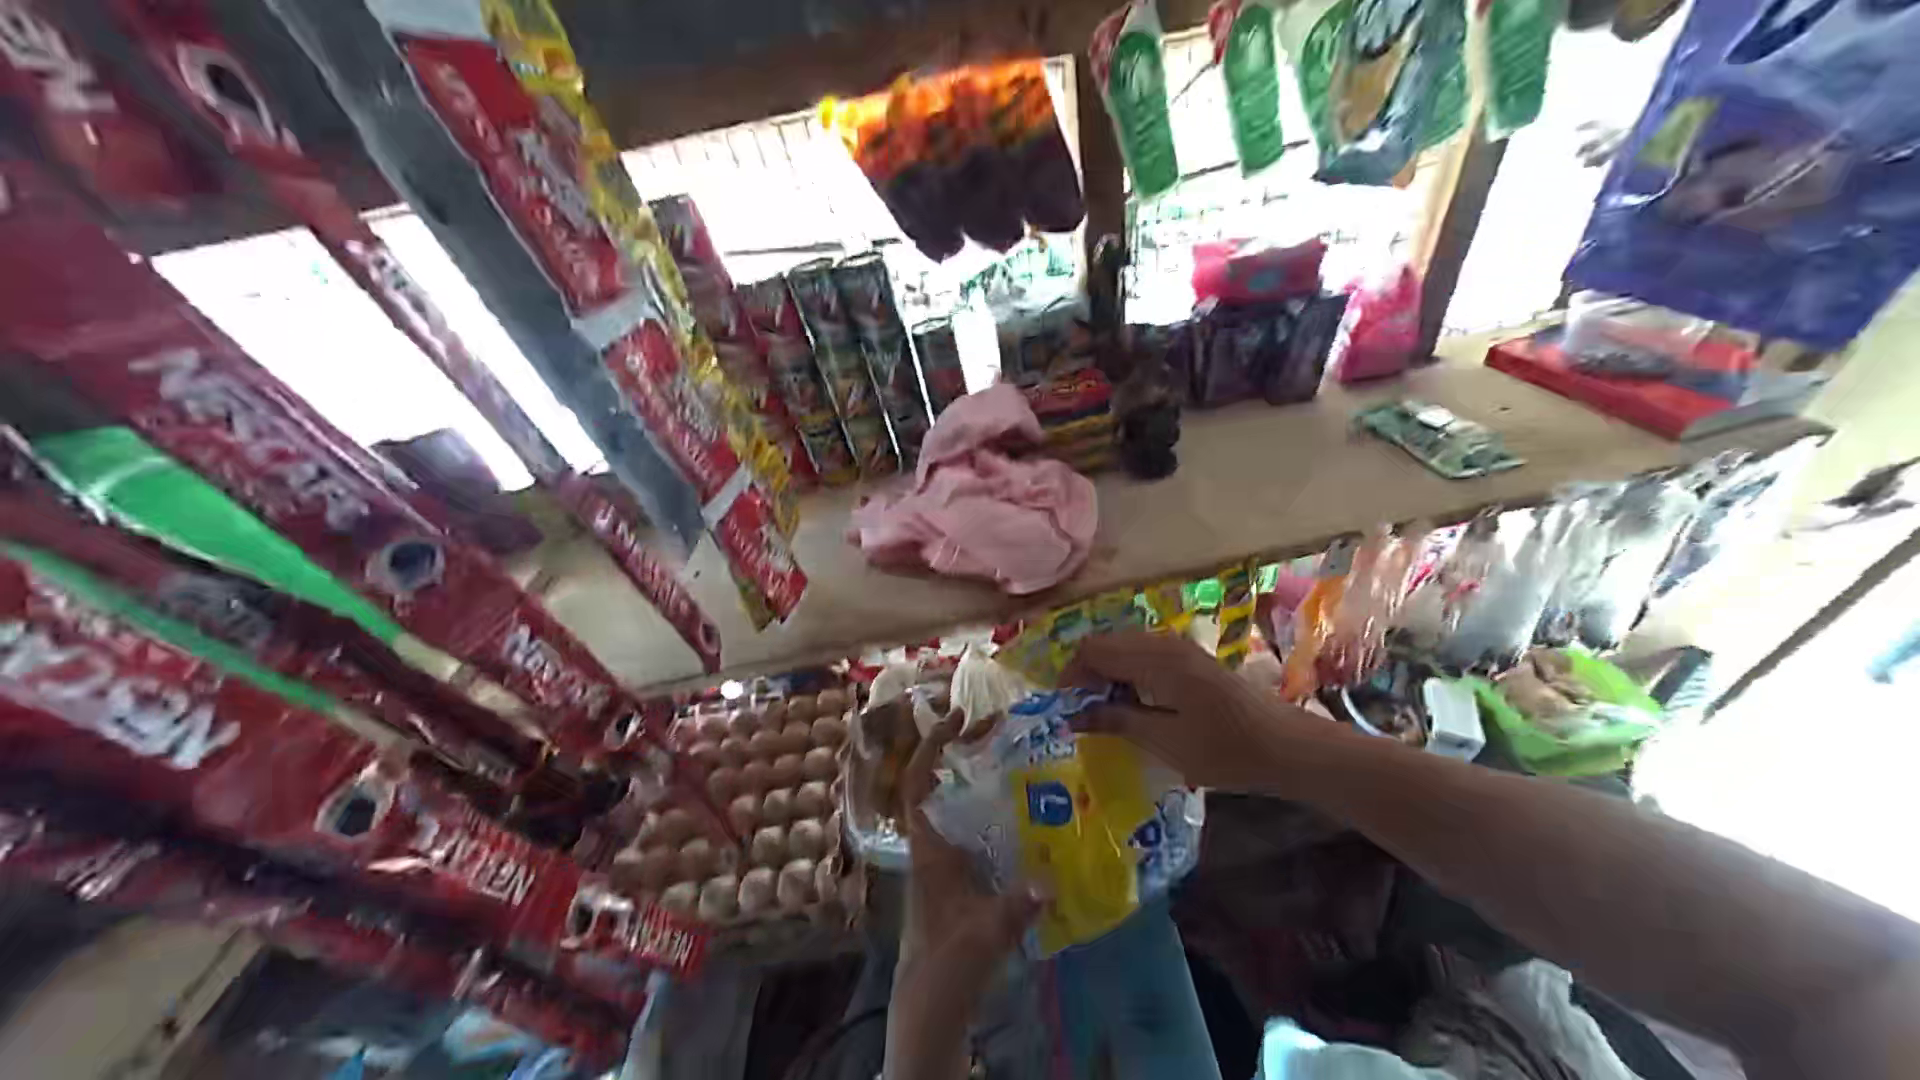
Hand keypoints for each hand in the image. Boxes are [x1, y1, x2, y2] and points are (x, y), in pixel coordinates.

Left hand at [886, 715, 1041, 1079]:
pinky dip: (990, 805)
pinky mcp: (960, 872)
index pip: (919, 783)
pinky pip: (972, 824)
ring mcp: (946, 856)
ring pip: (957, 800)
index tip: (957, 717)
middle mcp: (934, 842)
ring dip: (977, 773)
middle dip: (963, 749)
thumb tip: (1049, 882)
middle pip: (941, 782)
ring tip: (1010, 748)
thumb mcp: (984, 936)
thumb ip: (1014, 910)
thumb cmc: (948, 964)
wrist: (932, 1000)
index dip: (932, 747)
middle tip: (997, 723)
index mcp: (928, 847)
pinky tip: (1021, 804)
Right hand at [1065, 630, 1326, 792]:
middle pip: (1106, 643)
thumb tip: (1073, 716)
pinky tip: (1132, 703)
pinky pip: (1143, 655)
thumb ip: (1117, 721)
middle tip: (1079, 712)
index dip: (1071, 674)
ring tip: (1102, 710)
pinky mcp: (1190, 659)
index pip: (1094, 650)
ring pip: (1124, 648)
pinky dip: (1127, 673)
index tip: (1063, 707)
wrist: (1288, 747)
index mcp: (1157, 660)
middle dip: (1086, 673)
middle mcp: (1164, 644)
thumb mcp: (1166, 741)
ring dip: (1106, 673)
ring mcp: (1180, 649)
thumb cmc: (1227, 749)